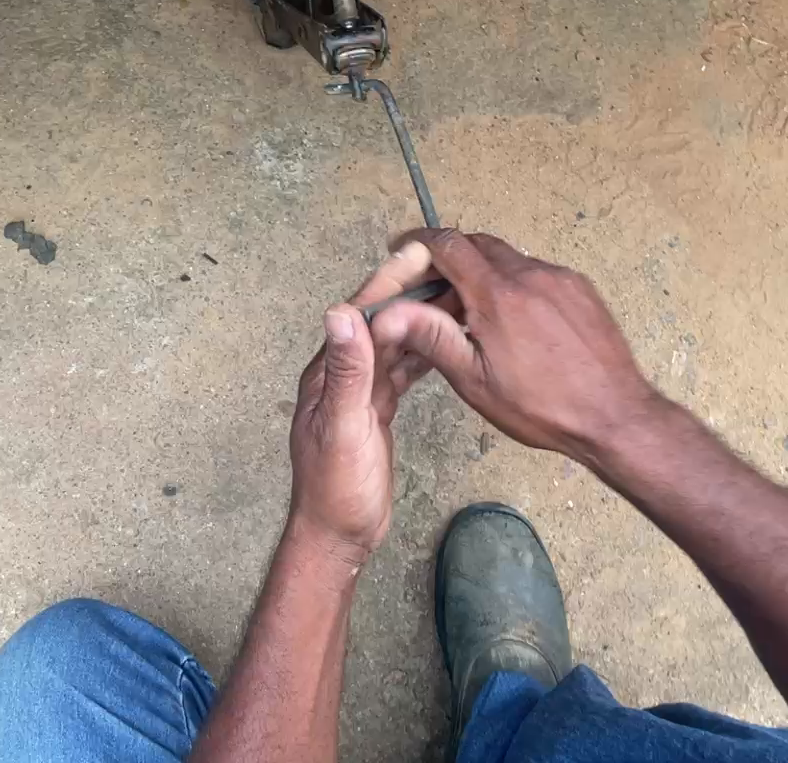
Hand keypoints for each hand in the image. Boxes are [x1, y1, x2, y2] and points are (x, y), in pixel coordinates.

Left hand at [288, 245, 441, 562]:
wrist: (337, 535)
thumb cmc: (336, 488)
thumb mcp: (343, 428)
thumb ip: (346, 372)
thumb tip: (341, 310)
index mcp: (330, 371)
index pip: (361, 314)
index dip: (389, 281)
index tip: (419, 251)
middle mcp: (343, 373)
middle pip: (381, 322)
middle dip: (412, 292)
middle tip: (449, 267)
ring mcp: (361, 391)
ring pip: (395, 344)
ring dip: (422, 319)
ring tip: (457, 297)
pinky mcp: (377, 409)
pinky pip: (403, 370)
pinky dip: (424, 352)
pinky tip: (445, 342)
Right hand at [369, 229, 663, 461]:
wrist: (617, 417)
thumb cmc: (541, 407)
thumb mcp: (475, 381)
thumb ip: (432, 338)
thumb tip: (390, 312)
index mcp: (497, 294)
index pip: (448, 244)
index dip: (418, 242)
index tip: (399, 249)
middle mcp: (528, 274)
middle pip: (476, 244)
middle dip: (447, 258)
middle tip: (431, 288)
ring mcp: (558, 277)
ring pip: (506, 257)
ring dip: (480, 272)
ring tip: (471, 312)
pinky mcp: (579, 287)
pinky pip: (534, 271)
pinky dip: (511, 282)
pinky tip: (512, 320)